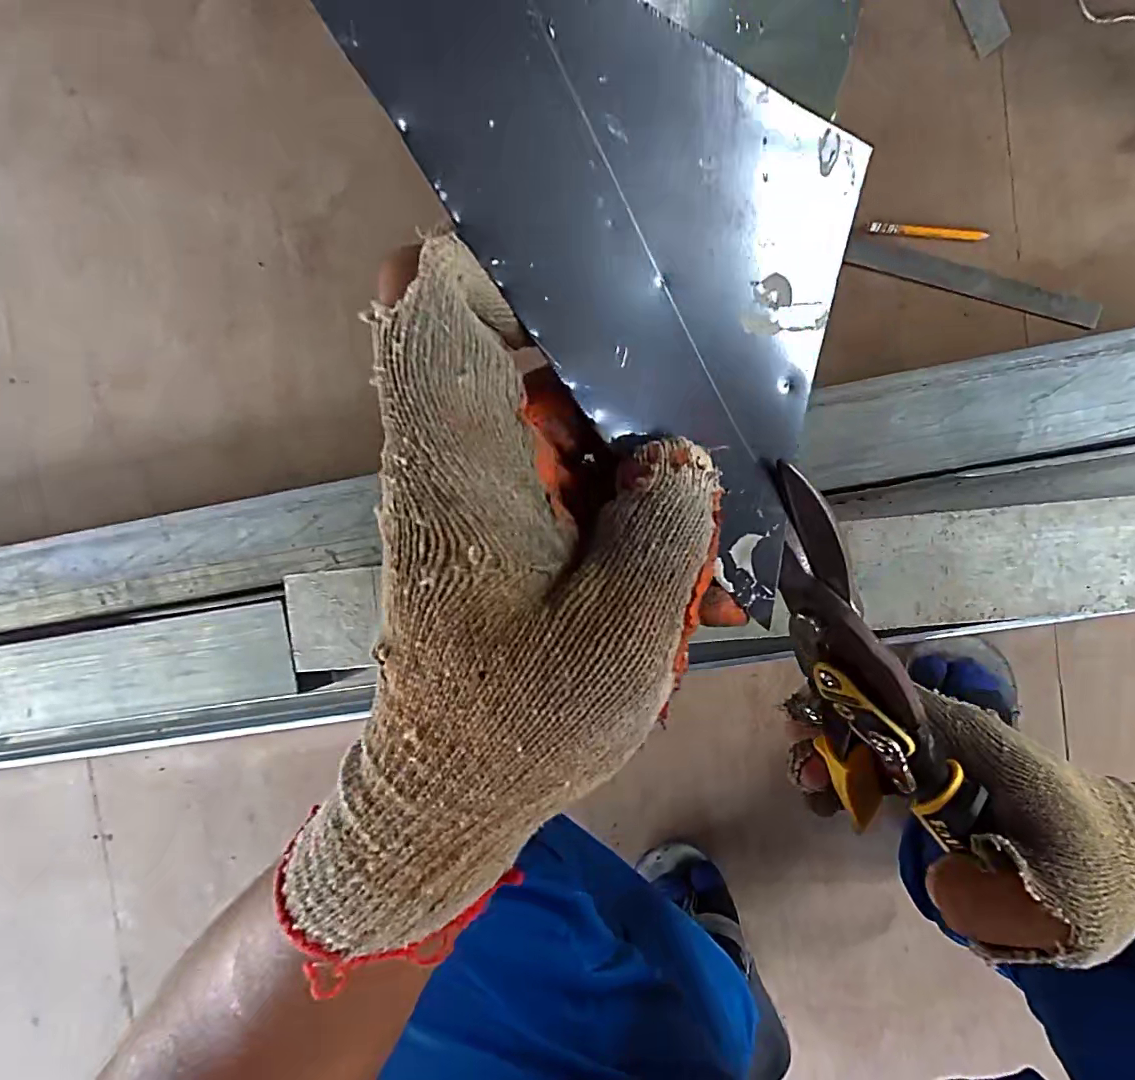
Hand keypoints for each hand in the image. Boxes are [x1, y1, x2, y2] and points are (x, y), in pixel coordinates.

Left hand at [277, 233, 722, 988]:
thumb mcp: (619, 633)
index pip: (437, 303)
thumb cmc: (521, 728)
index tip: (601, 310)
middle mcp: (454, 464)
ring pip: (565, 426)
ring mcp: (480, 497)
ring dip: (638, 467)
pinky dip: (626, 507)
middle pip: (530, 363)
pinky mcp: (504, 531)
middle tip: (689, 466)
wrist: (457, 797)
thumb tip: (675, 457)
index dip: (508, 270)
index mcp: (456, 468)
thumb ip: (662, 525)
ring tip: (697, 539)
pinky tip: (677, 569)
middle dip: (624, 398)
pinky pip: (571, 482)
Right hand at [788, 643, 1134, 966]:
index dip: (845, 710)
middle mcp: (952, 733)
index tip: (809, 740)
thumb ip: (999, 900)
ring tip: (813, 794)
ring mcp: (944, 751)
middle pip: (870, 711)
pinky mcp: (939, 773)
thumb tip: (934, 880)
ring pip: (868, 731)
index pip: (896, 704)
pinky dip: (849, 771)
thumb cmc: (1097, 873)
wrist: (1132, 859)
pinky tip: (833, 800)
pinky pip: (880, 758)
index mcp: (976, 742)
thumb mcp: (1065, 904)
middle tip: (807, 779)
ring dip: (830, 754)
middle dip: (826, 733)